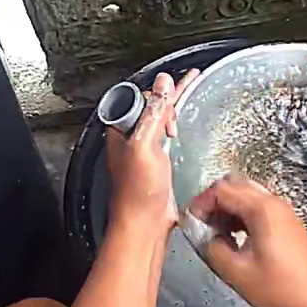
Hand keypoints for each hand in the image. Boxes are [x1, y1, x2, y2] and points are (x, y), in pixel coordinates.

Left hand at [105, 70, 197, 232]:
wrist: (145, 223)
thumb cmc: (137, 191)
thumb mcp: (145, 145)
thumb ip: (153, 113)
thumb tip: (163, 83)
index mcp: (119, 129)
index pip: (139, 97)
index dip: (156, 97)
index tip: (173, 94)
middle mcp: (130, 137)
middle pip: (151, 105)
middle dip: (167, 105)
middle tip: (176, 114)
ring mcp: (144, 148)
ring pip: (160, 118)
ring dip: (174, 113)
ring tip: (185, 106)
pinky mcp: (158, 160)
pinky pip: (168, 134)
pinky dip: (179, 124)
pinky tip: (186, 123)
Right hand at [188, 174, 306, 306]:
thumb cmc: (281, 288)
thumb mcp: (236, 272)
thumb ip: (213, 248)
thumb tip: (203, 236)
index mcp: (262, 210)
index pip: (222, 189)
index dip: (201, 203)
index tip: (192, 221)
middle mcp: (274, 204)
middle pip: (235, 186)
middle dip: (214, 203)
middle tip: (202, 226)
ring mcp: (282, 212)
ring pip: (246, 196)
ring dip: (227, 209)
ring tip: (216, 234)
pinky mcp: (286, 223)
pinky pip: (257, 208)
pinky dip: (241, 216)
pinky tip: (234, 238)